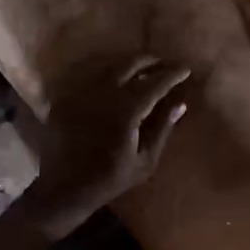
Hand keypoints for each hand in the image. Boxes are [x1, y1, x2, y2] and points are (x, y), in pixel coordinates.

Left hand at [21, 57, 190, 237]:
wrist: (64, 188)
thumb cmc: (110, 179)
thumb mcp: (145, 160)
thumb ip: (162, 128)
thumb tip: (180, 103)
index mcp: (126, 110)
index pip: (155, 83)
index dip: (172, 74)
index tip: (186, 69)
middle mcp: (103, 93)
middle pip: (130, 63)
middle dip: (151, 60)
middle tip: (164, 64)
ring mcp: (82, 93)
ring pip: (110, 67)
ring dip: (130, 65)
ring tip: (143, 70)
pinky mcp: (67, 98)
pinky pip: (92, 78)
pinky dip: (109, 76)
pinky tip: (116, 84)